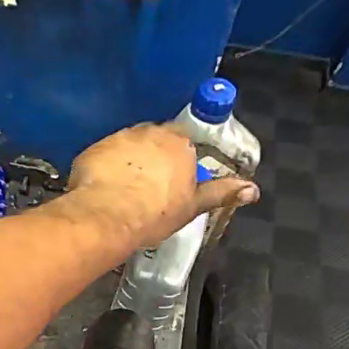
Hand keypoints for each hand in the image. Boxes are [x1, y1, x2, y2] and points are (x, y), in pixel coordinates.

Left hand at [62, 124, 258, 247]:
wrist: (107, 216)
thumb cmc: (155, 213)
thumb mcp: (193, 206)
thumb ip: (222, 193)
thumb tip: (253, 189)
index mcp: (180, 143)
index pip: (184, 145)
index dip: (178, 165)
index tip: (173, 184)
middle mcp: (151, 132)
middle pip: (156, 142)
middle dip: (154, 161)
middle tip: (150, 190)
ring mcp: (120, 137)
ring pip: (129, 148)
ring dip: (129, 164)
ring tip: (126, 192)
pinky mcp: (95, 147)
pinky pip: (105, 156)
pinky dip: (106, 169)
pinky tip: (106, 190)